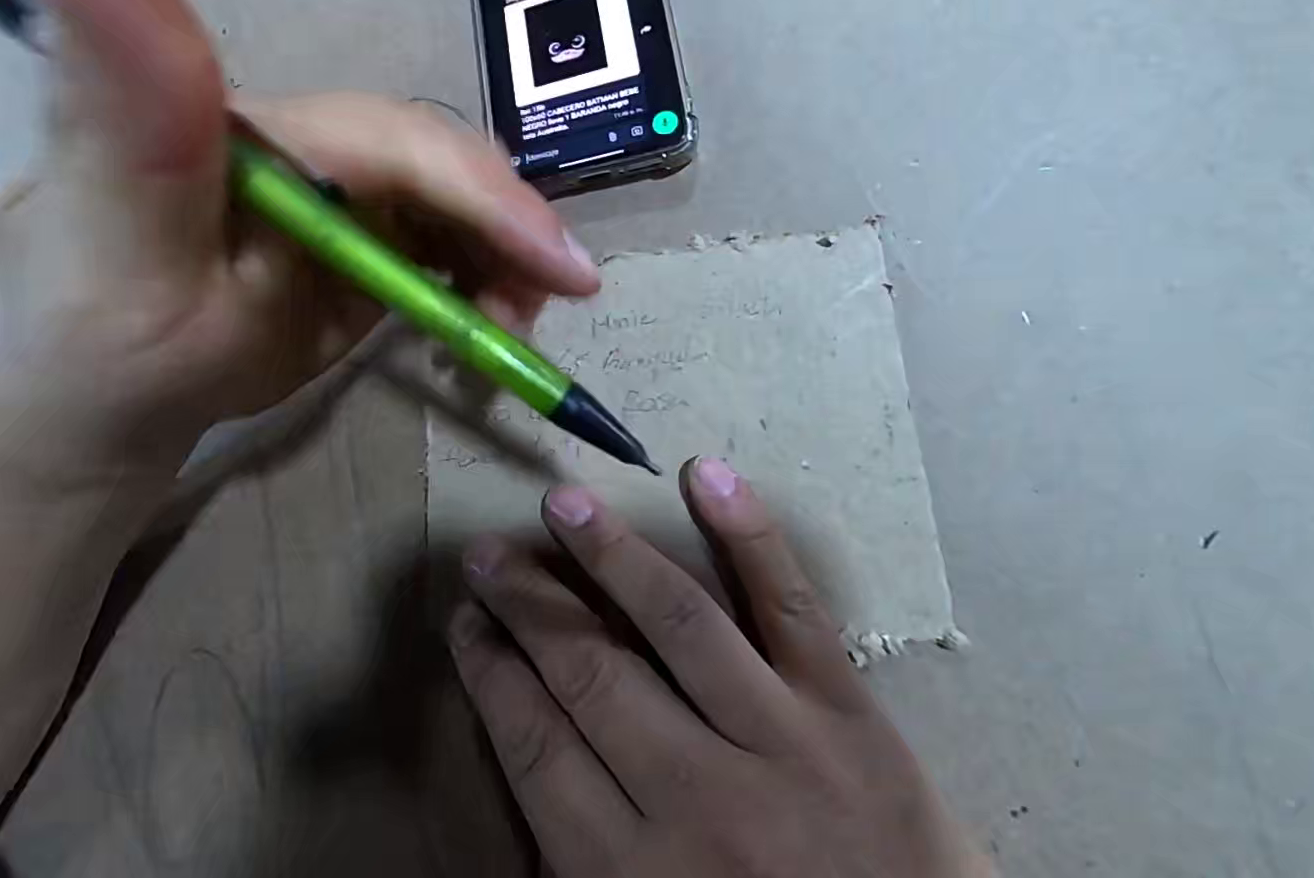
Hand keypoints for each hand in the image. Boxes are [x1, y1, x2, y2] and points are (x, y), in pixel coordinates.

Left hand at [0, 0, 598, 460]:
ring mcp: (345, 190)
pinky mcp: (366, 233)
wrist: (116, 402)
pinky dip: (487, 278)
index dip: (491, 200)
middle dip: (513, 235)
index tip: (567, 268)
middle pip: (444, 167)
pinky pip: (451, 243)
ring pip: (461, 205)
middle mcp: (311, 141)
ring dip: (509, 260)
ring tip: (515, 327)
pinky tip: (492, 316)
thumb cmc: (111, 348)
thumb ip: (123, 97)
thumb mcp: (116, 244)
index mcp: (257, 128)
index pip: (398, 144)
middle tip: (558, 300)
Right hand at [448, 458, 990, 877]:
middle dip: (527, 604)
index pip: (536, 745)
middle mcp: (699, 798)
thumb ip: (581, 862)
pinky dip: (748, 535)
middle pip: (590, 672)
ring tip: (563, 504)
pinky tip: (706, 475)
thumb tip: (528, 763)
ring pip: (676, 621)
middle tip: (485, 553)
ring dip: (610, 554)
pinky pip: (790, 605)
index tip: (465, 621)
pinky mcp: (848, 709)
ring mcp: (782, 741)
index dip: (491, 672)